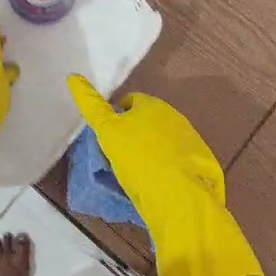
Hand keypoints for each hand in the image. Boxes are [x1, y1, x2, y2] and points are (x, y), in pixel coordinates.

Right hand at [67, 76, 262, 275]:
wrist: (179, 199)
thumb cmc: (138, 160)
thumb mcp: (108, 133)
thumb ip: (91, 106)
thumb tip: (72, 76)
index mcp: (154, 107)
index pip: (131, 101)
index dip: (117, 116)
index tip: (107, 138)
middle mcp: (177, 119)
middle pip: (150, 121)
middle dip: (135, 135)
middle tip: (118, 159)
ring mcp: (192, 143)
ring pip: (165, 143)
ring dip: (152, 154)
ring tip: (137, 178)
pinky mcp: (203, 168)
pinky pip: (179, 165)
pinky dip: (168, 172)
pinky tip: (157, 189)